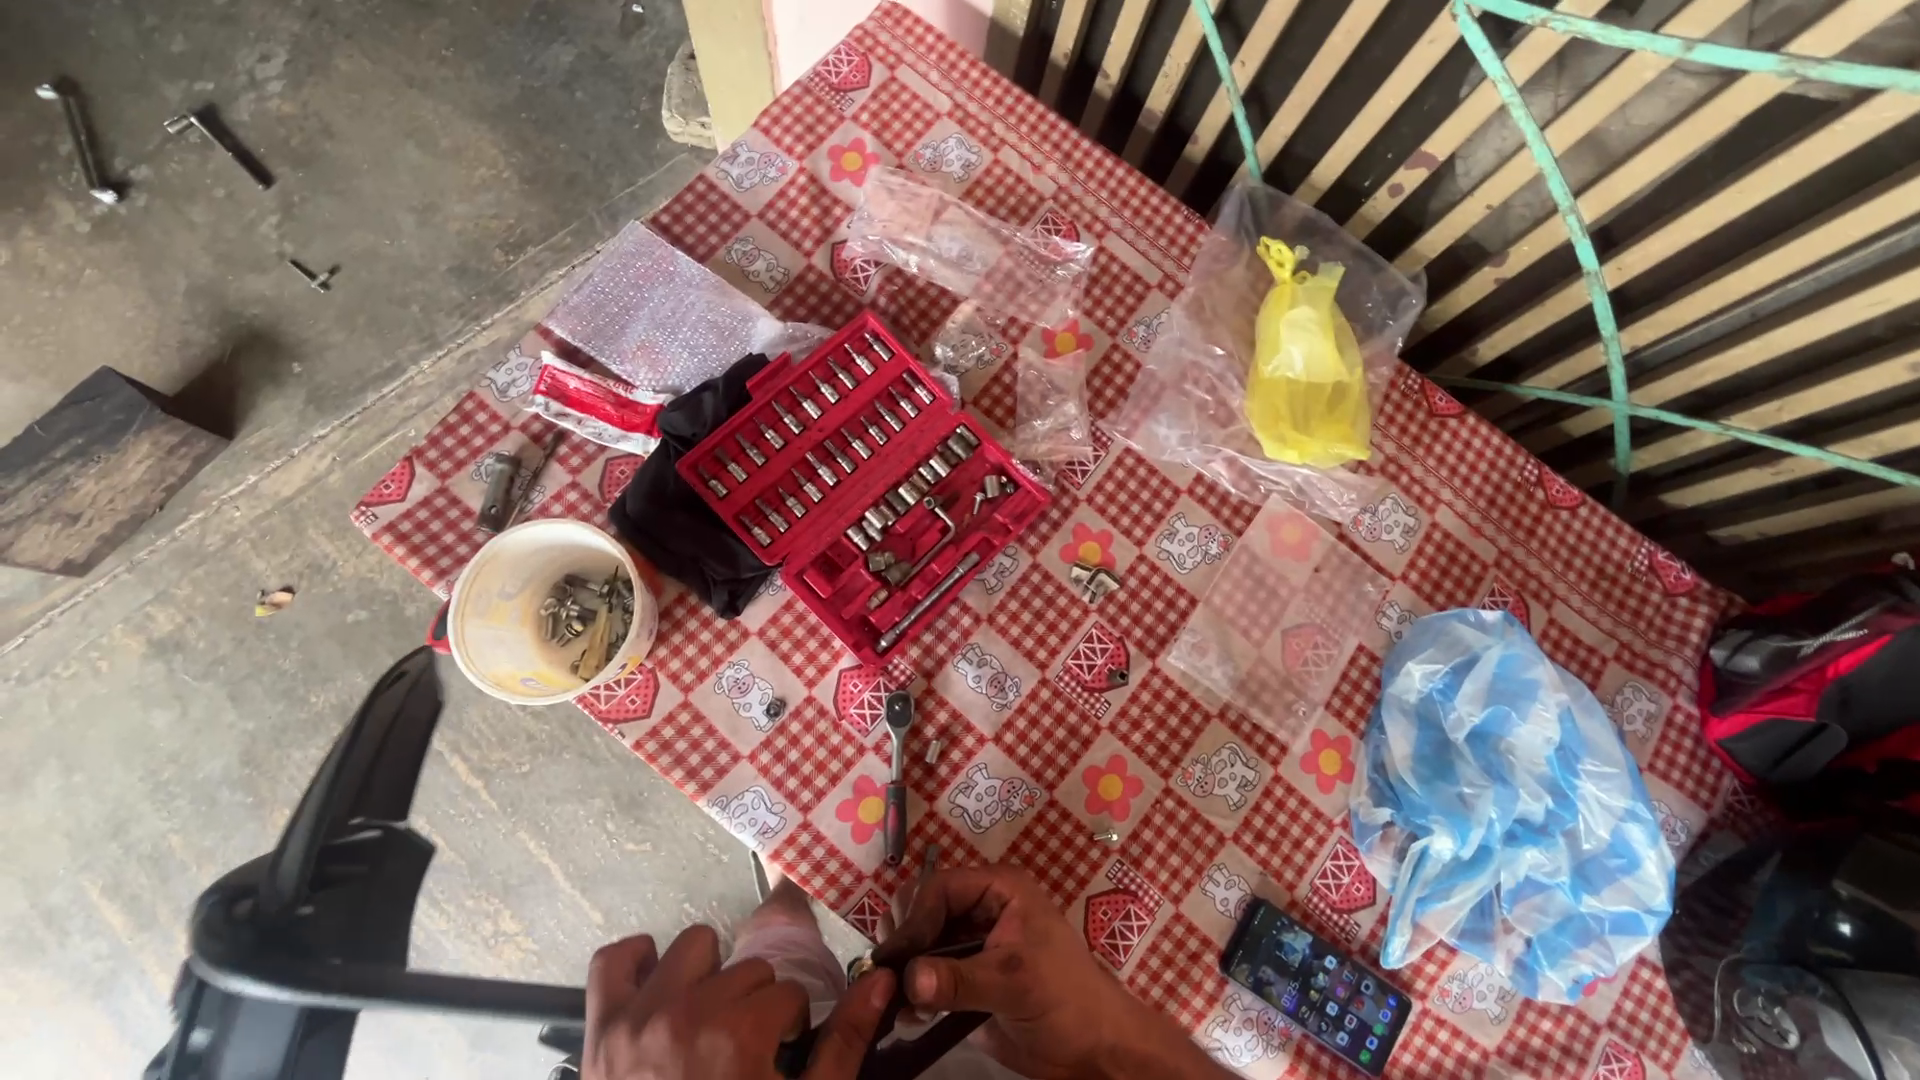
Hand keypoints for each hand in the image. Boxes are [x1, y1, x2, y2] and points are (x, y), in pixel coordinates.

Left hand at [583, 925, 894, 1079]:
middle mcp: (688, 1011)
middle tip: (746, 1051)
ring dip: (708, 975)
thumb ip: (844, 1043)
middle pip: (750, 970)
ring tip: (707, 1020)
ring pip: (694, 946)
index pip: (789, 994)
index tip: (778, 1058)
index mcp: (740, 1033)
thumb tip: (882, 979)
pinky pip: (615, 961)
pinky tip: (660, 987)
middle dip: (757, 1005)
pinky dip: (639, 962)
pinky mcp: (600, 1030)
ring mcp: (638, 1018)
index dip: (790, 1027)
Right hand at [874, 865, 1229, 1079]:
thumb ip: (959, 979)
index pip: (942, 887)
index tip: (899, 956)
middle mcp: (982, 907)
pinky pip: (929, 972)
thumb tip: (907, 979)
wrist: (1093, 1050)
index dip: (917, 916)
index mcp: (1000, 888)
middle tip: (890, 973)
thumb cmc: (1065, 1000)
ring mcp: (973, 941)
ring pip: (923, 940)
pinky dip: (914, 988)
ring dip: (906, 966)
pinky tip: (905, 1012)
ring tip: (894, 996)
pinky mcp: (966, 976)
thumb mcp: (1014, 983)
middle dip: (907, 939)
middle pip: (926, 908)